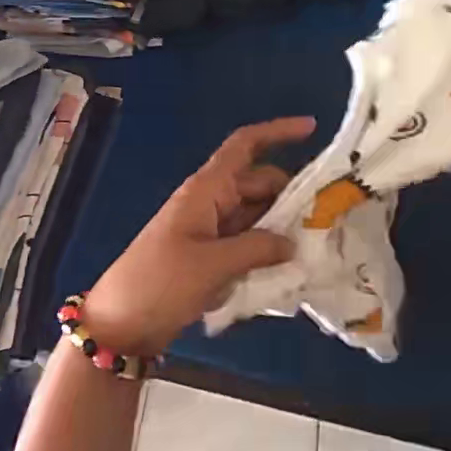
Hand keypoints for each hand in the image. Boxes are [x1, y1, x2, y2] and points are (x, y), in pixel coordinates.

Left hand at [81, 117, 316, 355]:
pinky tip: (293, 267)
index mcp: (206, 190)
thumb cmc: (161, 282)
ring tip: (321, 244)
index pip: (243, 146)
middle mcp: (211, 202)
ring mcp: (210, 230)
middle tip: (331, 217)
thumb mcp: (213, 265)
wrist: (120, 323)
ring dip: (283, 226)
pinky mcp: (210, 257)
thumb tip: (294, 242)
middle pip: (259, 184)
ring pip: (257, 215)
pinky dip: (268, 249)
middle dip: (292, 195)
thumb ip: (258, 249)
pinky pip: (247, 242)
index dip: (276, 132)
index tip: (311, 127)